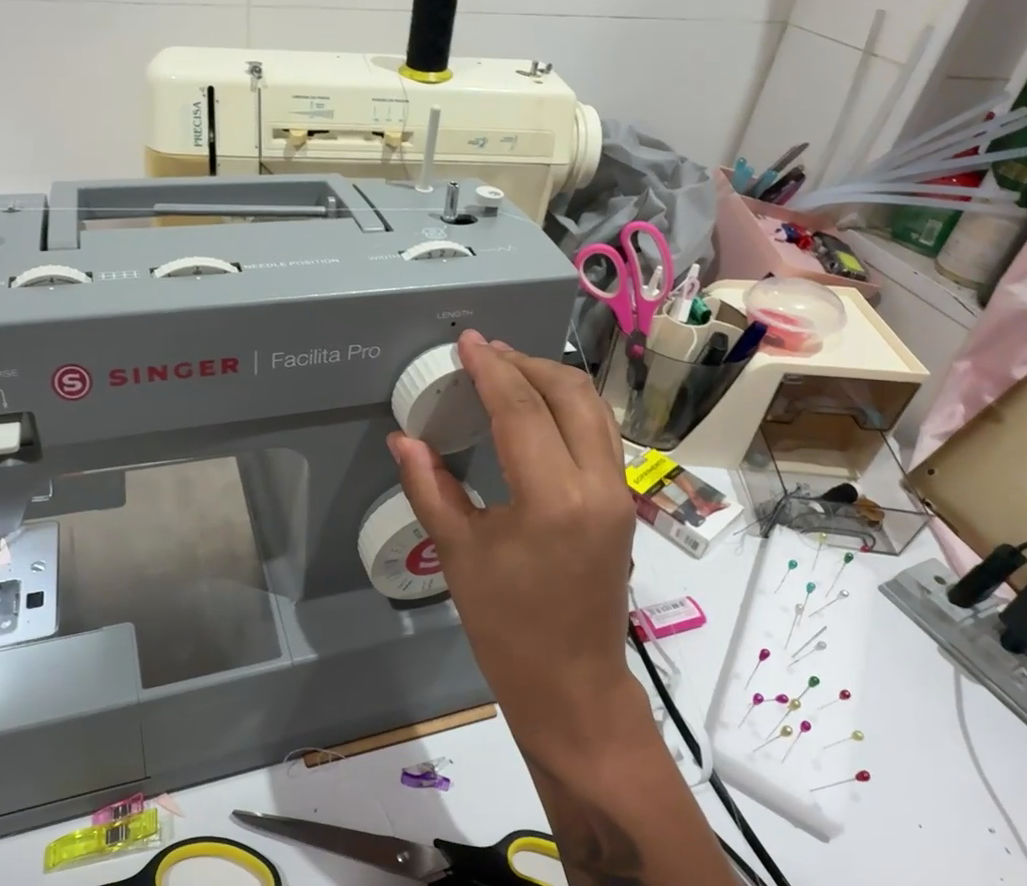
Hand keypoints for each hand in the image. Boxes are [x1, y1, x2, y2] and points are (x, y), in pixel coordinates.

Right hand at [388, 330, 637, 736]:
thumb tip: (404, 438)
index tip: (467, 341)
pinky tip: (537, 410)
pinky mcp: (622, 503)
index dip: (491, 369)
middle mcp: (597, 484)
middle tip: (485, 355)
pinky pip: (600, 433)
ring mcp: (619, 492)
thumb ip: (430, 486)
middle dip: (527, 364)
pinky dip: (570, 407)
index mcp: (552, 497)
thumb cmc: (507, 628)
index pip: (521, 409)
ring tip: (510, 371)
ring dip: (553, 381)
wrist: (572, 685)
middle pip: (569, 393)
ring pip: (594, 408)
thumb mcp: (459, 553)